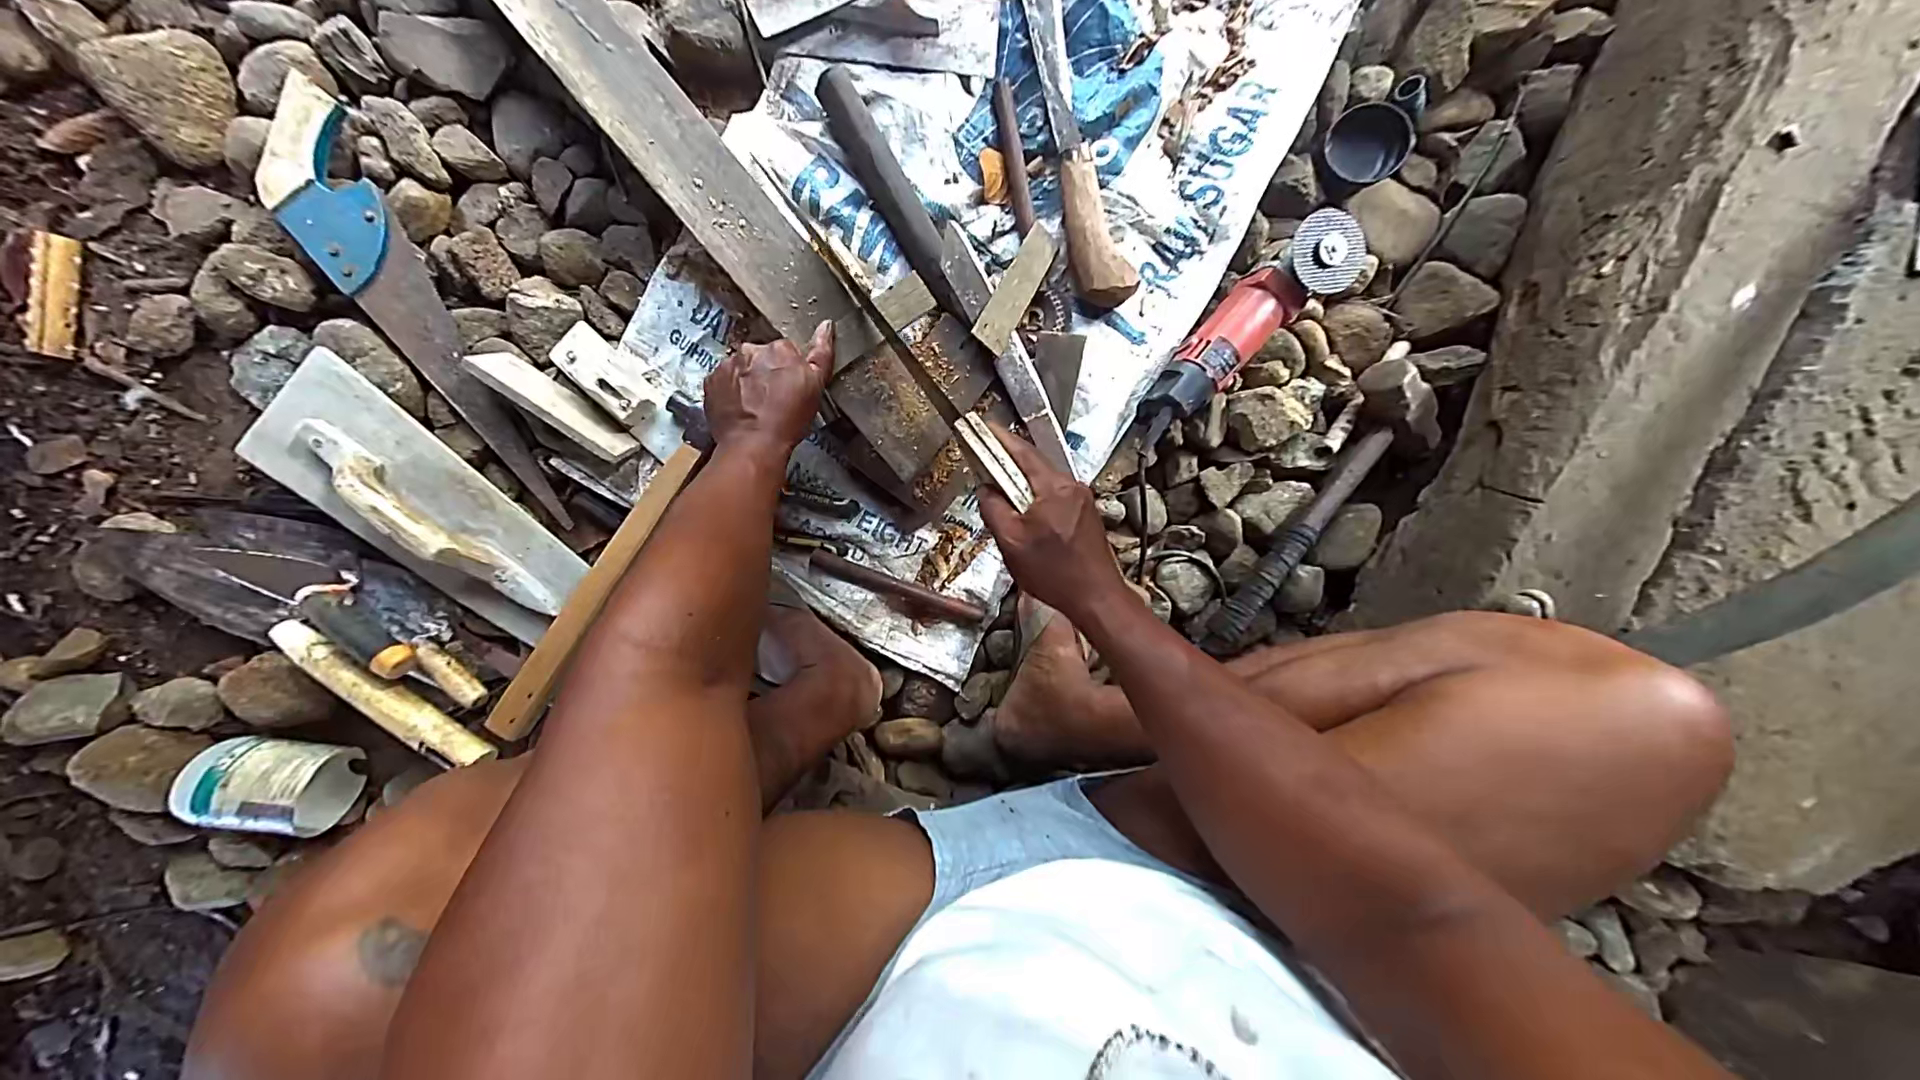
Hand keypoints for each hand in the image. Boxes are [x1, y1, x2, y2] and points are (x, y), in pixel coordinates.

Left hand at [703, 321, 833, 461]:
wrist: (754, 444)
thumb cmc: (787, 419)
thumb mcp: (816, 387)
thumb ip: (822, 354)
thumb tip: (826, 327)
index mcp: (779, 348)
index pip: (786, 352)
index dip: (790, 372)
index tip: (791, 388)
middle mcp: (750, 350)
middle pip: (761, 358)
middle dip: (766, 374)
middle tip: (774, 400)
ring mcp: (728, 365)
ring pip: (741, 369)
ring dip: (748, 382)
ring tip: (756, 407)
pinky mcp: (711, 382)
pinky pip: (723, 382)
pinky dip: (730, 392)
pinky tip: (741, 409)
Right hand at [977, 422, 1129, 624]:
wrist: (1097, 598)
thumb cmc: (1056, 574)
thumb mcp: (1012, 542)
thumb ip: (994, 510)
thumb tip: (986, 490)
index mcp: (1056, 488)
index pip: (1024, 452)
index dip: (1000, 439)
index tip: (984, 427)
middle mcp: (1073, 488)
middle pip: (1035, 466)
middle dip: (1008, 462)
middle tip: (985, 457)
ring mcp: (1083, 502)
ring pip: (1045, 483)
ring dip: (1022, 485)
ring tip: (1000, 489)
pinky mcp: (1086, 516)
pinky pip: (1055, 497)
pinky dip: (1036, 499)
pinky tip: (1024, 514)